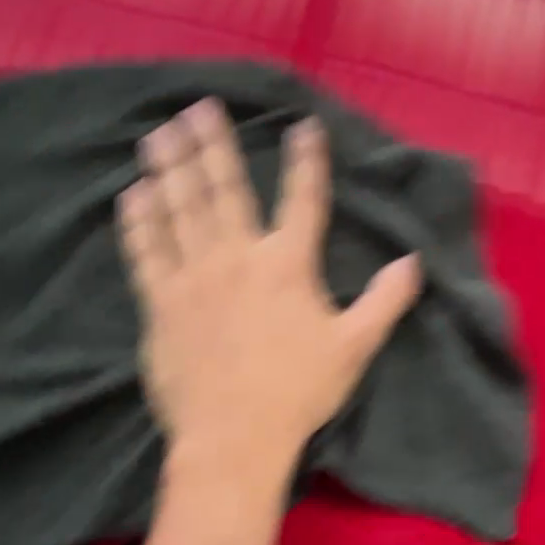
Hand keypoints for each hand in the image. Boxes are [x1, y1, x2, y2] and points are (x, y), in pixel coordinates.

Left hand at [116, 99, 422, 510]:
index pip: (303, 199)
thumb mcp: (355, 347)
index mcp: (288, 264)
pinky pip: (145, 252)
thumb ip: (385, 301)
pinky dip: (139, 222)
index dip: (306, 160)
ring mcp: (193, 277)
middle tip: (197, 107)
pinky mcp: (159, 304)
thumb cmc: (299, 391)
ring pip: (178, 210)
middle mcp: (238, 257)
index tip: (301, 125)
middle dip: (212, 144)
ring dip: (169, 168)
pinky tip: (131, 196)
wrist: (234, 436)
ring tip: (157, 134)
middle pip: (224, 189)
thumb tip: (412, 263)